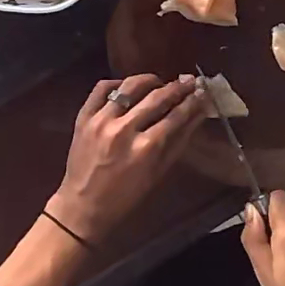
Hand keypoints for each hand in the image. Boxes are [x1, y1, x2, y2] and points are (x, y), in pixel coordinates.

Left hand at [46, 74, 209, 245]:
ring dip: (149, 80)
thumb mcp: (158, 173)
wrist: (83, 205)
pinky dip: (117, 83)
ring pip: (129, 87)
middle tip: (188, 81)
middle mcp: (124, 129)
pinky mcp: (83, 116)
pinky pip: (101, 88)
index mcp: (146, 148)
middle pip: (156, 97)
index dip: (192, 101)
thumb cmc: (126, 196)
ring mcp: (101, 120)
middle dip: (176, 87)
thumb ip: (179, 141)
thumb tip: (198, 114)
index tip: (201, 91)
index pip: (175, 115)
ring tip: (159, 82)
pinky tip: (127, 87)